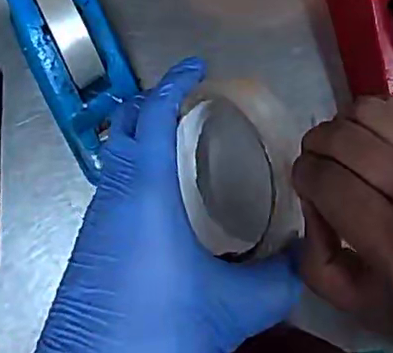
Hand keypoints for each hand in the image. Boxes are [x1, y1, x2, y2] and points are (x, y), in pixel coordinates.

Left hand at [37, 58, 301, 352]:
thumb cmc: (159, 325)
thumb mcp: (228, 306)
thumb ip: (272, 281)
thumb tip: (302, 260)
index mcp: (144, 185)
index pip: (153, 110)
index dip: (175, 81)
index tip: (196, 66)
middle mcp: (114, 189)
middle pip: (125, 121)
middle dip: (153, 101)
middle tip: (186, 101)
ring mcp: (96, 214)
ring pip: (116, 152)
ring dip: (141, 135)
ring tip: (176, 143)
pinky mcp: (89, 241)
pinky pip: (112, 182)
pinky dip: (134, 167)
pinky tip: (160, 197)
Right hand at [293, 97, 392, 352]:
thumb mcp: (388, 323)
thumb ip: (330, 274)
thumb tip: (313, 220)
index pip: (322, 180)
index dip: (302, 180)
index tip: (307, 196)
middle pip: (337, 138)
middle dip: (314, 150)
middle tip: (319, 174)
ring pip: (364, 110)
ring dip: (341, 126)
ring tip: (345, 153)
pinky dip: (371, 116)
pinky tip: (376, 143)